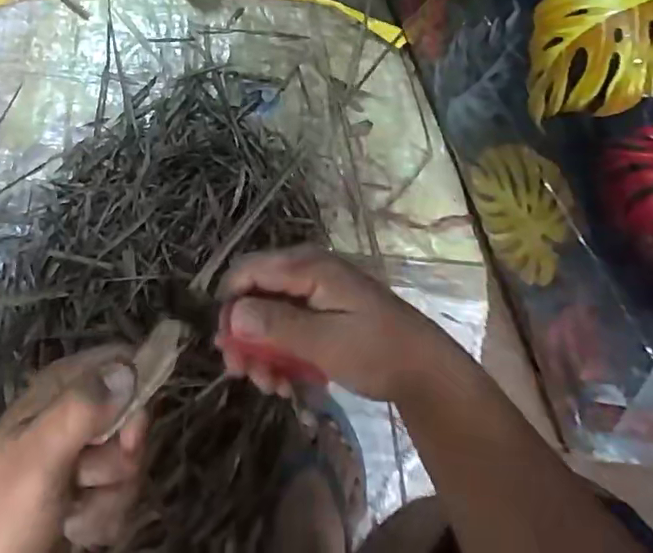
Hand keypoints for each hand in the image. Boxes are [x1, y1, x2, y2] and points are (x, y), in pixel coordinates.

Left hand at [0, 346, 148, 552]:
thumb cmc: (0, 510)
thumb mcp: (38, 456)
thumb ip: (81, 409)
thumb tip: (128, 367)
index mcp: (61, 386)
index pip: (121, 361)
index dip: (138, 393)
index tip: (131, 433)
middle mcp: (73, 412)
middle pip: (133, 418)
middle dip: (120, 459)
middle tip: (87, 479)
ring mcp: (79, 456)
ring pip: (128, 462)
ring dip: (109, 497)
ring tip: (72, 514)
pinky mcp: (83, 494)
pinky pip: (119, 496)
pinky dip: (104, 519)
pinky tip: (76, 530)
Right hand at [216, 245, 464, 403]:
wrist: (427, 371)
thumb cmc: (378, 350)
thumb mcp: (326, 341)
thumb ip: (277, 325)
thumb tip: (230, 315)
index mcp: (307, 265)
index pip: (248, 270)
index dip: (229, 304)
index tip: (225, 345)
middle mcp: (306, 271)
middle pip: (255, 292)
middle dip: (243, 333)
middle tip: (240, 374)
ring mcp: (315, 291)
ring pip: (268, 313)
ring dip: (260, 349)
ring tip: (268, 386)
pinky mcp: (322, 312)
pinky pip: (288, 325)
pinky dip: (280, 352)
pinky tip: (284, 382)